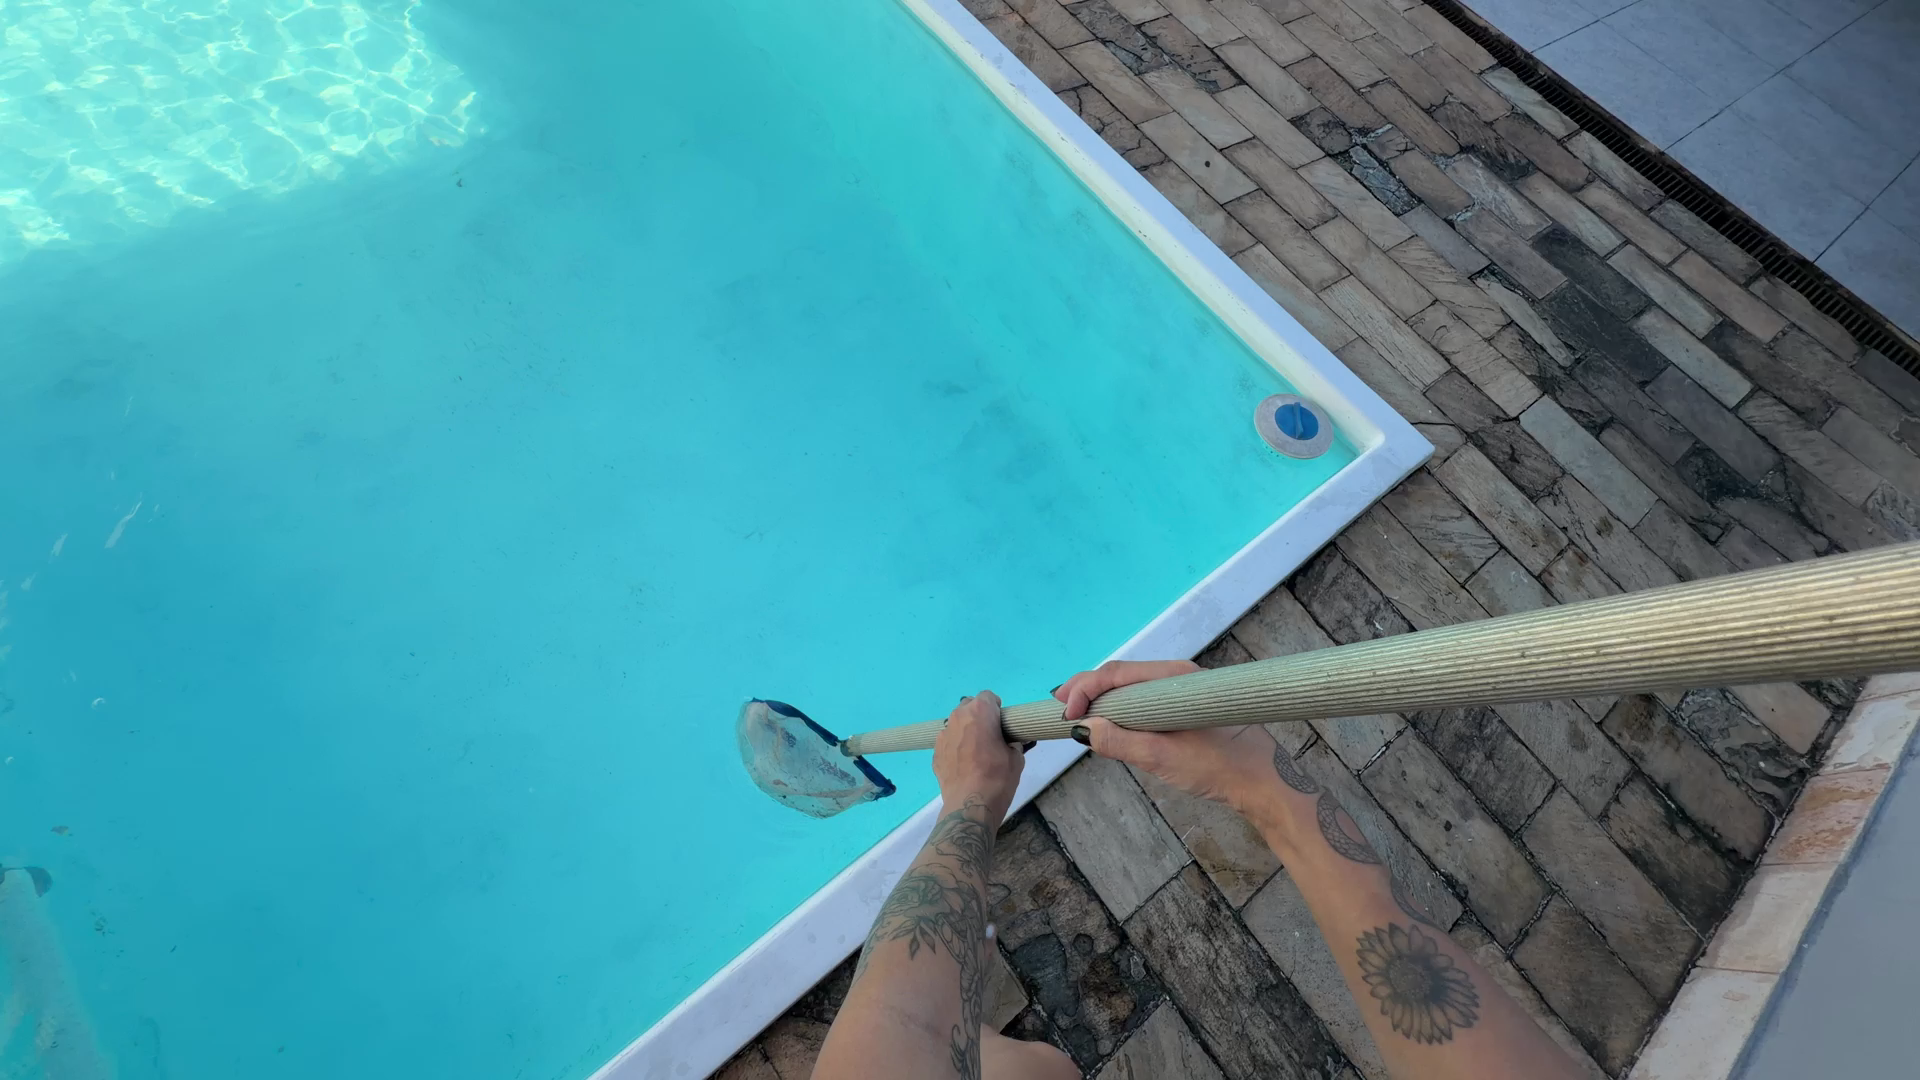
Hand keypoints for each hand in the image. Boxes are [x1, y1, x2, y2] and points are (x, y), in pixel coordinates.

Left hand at [933, 691, 1024, 823]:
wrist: (970, 804)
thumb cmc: (998, 777)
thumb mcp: (1017, 757)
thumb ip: (1012, 742)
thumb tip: (1009, 743)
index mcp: (980, 712)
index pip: (988, 696)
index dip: (997, 709)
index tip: (1002, 724)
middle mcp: (958, 717)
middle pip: (970, 706)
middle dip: (979, 716)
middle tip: (990, 736)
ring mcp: (943, 733)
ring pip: (956, 723)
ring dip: (966, 731)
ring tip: (975, 752)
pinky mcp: (935, 751)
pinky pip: (948, 741)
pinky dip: (955, 747)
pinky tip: (963, 765)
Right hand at [1056, 660, 1278, 812]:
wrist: (1269, 786)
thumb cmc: (1221, 770)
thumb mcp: (1163, 758)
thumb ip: (1120, 741)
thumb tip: (1081, 729)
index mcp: (1174, 677)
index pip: (1116, 673)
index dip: (1084, 689)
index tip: (1064, 713)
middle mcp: (1177, 675)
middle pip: (1120, 675)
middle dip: (1087, 690)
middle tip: (1058, 707)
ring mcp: (1183, 690)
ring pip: (1131, 687)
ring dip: (1102, 699)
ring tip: (1075, 713)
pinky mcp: (1186, 706)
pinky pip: (1144, 699)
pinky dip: (1120, 708)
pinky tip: (1109, 720)